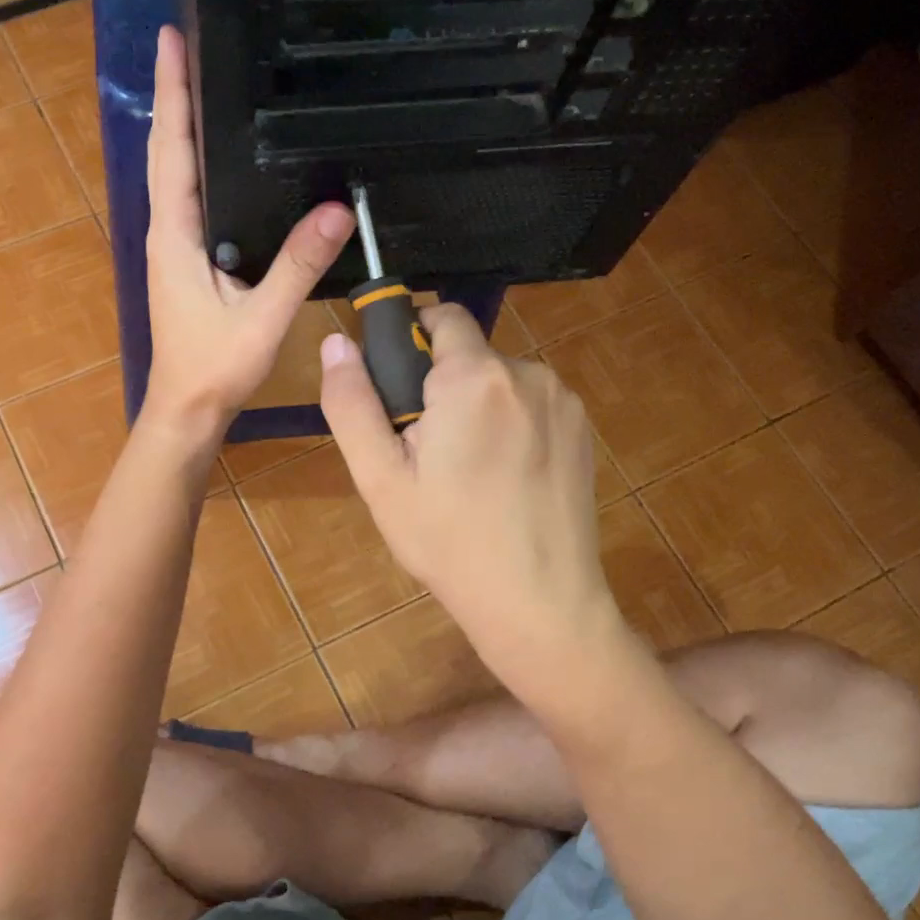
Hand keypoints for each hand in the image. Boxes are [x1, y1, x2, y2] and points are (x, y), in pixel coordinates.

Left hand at [141, 25, 354, 439]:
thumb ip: (298, 265)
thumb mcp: (263, 318)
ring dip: (181, 127)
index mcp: (175, 236)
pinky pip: (186, 199)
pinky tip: (219, 160)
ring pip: (172, 174)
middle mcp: (165, 233)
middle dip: (174, 96)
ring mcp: (171, 248)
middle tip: (188, 45)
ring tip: (200, 83)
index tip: (172, 41)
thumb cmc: (215, 369)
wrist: (186, 410)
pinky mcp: (184, 263)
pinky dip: (195, 165)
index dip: (172, 93)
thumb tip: (338, 209)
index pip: (172, 150)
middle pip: (166, 151)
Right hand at [319, 303, 620, 701]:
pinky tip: (503, 482)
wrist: (540, 603)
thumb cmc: (449, 542)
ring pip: (500, 383)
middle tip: (426, 457)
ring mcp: (563, 401)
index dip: (409, 345)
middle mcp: (527, 373)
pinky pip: (531, 407)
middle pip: (468, 355)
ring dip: (476, 409)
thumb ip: (353, 403)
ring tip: (466, 477)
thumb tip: (336, 342)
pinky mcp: (583, 430)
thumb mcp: (381, 479)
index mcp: (475, 377)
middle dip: (441, 388)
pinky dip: (510, 427)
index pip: (439, 316)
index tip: (397, 400)